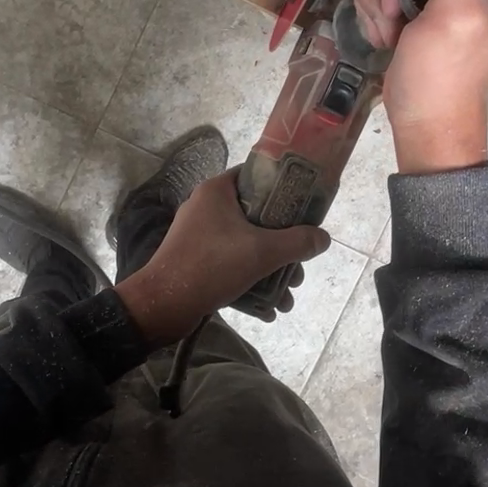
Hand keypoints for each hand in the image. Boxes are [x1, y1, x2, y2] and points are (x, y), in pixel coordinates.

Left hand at [115, 172, 330, 346]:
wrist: (163, 305)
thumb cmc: (212, 266)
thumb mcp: (262, 252)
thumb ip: (297, 243)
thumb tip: (324, 239)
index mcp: (217, 191)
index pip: (257, 177)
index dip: (284, 191)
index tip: (305, 211)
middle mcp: (207, 207)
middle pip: (257, 217)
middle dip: (283, 246)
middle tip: (300, 267)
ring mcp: (199, 235)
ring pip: (246, 245)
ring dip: (270, 270)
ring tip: (288, 297)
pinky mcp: (195, 259)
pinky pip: (231, 264)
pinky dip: (250, 281)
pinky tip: (269, 309)